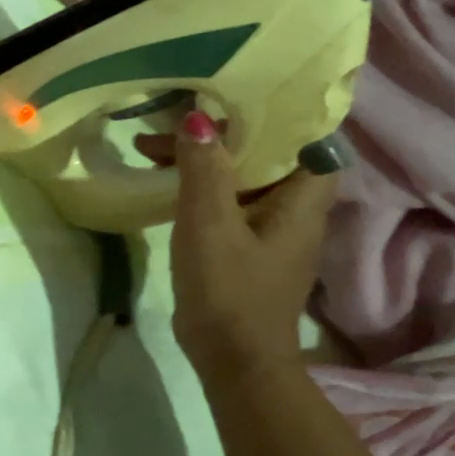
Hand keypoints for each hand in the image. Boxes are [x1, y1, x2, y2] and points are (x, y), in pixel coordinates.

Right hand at [152, 111, 338, 386]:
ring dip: (201, 161)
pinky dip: (197, 184)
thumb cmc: (227, 284)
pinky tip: (163, 184)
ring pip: (239, 180)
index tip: (224, 102)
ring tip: (148, 151)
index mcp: (299, 206)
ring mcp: (267, 233)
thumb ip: (203, 169)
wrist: (231, 353)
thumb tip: (197, 117)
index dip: (272, 122)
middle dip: (217, 139)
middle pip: (263, 161)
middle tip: (164, 129)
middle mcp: (292, 215)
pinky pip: (225, 201)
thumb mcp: (208, 221)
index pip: (306, 149)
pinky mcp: (242, 247)